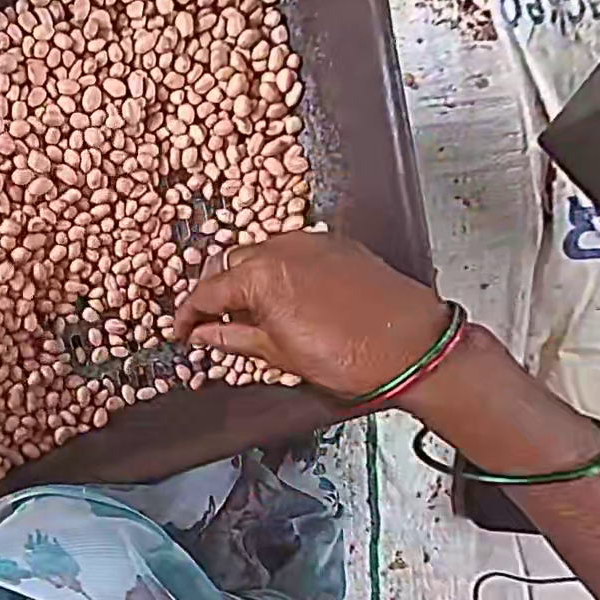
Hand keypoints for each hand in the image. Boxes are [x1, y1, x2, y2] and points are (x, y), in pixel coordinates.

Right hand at [172, 232, 451, 400]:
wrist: (416, 348)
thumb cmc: (352, 356)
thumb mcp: (277, 354)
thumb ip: (231, 338)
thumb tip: (203, 336)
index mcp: (259, 277)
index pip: (205, 293)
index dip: (187, 315)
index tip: (183, 330)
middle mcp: (281, 250)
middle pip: (227, 266)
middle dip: (215, 294)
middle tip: (213, 323)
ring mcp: (311, 243)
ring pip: (258, 254)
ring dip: (245, 279)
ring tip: (250, 311)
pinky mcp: (336, 246)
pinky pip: (291, 251)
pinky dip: (276, 270)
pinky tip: (283, 296)